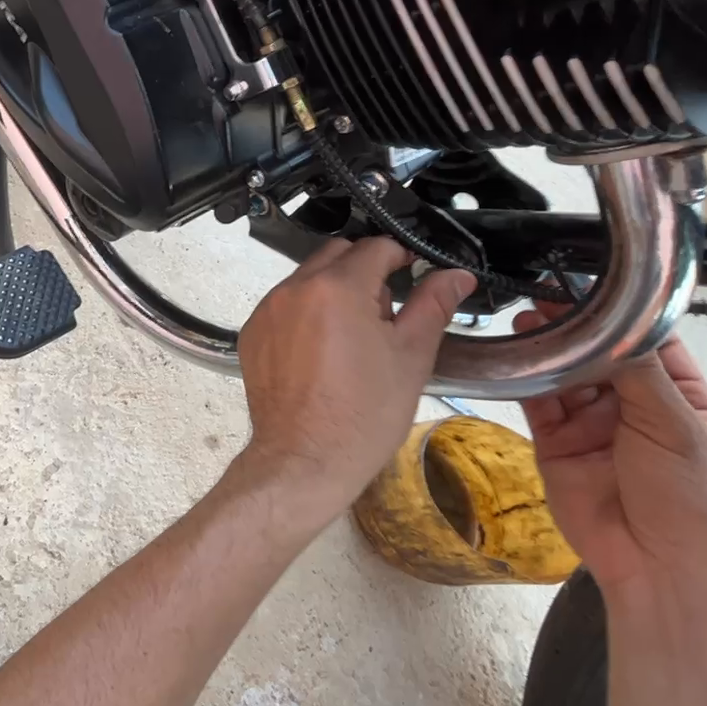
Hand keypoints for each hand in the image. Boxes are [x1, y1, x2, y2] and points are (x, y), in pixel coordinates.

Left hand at [236, 238, 475, 511]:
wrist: (306, 459)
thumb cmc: (362, 414)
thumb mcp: (410, 356)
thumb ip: (432, 305)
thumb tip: (453, 275)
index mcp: (335, 288)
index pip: (374, 246)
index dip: (401, 255)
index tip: (414, 271)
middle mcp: (293, 289)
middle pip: (336, 255)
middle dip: (364, 270)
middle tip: (385, 311)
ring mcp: (267, 310)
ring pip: (307, 278)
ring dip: (333, 291)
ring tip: (354, 336)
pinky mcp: (252, 331)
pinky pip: (284, 305)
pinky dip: (305, 313)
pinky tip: (323, 350)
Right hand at [517, 309, 706, 596]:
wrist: (664, 573)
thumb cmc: (696, 502)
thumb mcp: (680, 428)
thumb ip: (640, 372)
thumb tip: (614, 321)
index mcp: (684, 402)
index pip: (651, 345)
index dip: (621, 316)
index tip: (589, 284)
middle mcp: (636, 409)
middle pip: (600, 357)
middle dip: (574, 330)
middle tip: (542, 298)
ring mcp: (595, 427)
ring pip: (565, 377)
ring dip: (546, 351)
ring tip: (523, 319)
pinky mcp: (557, 444)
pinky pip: (538, 405)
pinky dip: (524, 381)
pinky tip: (512, 356)